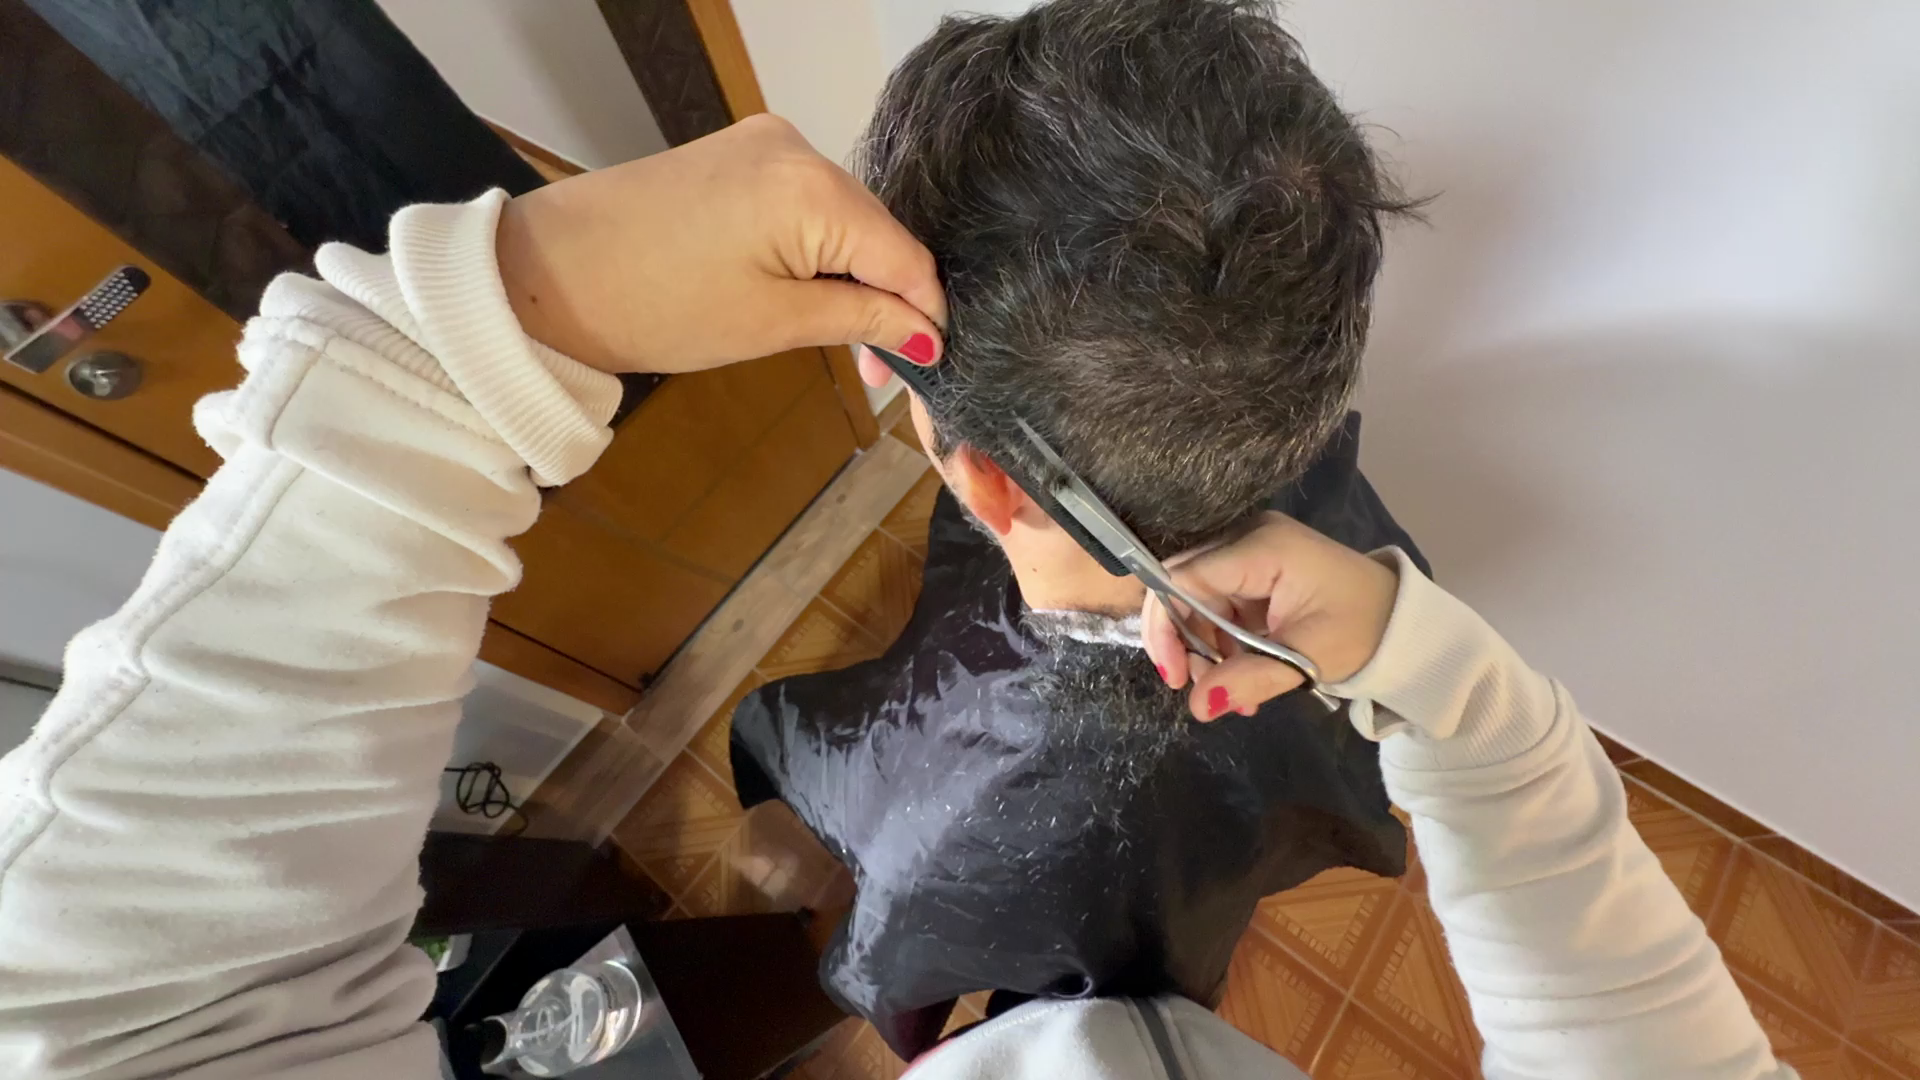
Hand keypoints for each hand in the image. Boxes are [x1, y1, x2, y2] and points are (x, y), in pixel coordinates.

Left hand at [495, 114, 945, 377]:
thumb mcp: (777, 322)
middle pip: (878, 234)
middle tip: (881, 370)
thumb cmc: (665, 309)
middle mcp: (800, 148)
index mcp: (814, 189)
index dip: (926, 312)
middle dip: (887, 300)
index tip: (931, 364)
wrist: (548, 275)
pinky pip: (809, 209)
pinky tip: (813, 295)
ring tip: (848, 343)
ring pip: (845, 223)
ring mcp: (767, 144)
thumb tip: (929, 336)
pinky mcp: (741, 156)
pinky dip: (820, 256)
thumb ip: (864, 320)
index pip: (905, 255)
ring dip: (854, 282)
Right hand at [1142, 513, 1399, 721]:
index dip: (1166, 625)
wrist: (1406, 621)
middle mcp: (1246, 538)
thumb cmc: (1366, 630)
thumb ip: (1250, 679)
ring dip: (1201, 646)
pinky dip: (1218, 639)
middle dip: (1182, 641)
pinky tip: (1237, 672)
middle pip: (1182, 585)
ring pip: (1194, 597)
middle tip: (1196, 687)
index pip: (1184, 577)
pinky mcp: (1251, 567)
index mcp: (1263, 549)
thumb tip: (1198, 707)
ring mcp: (1248, 549)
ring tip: (1228, 690)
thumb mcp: (1308, 659)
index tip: (1175, 675)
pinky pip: (1214, 601)